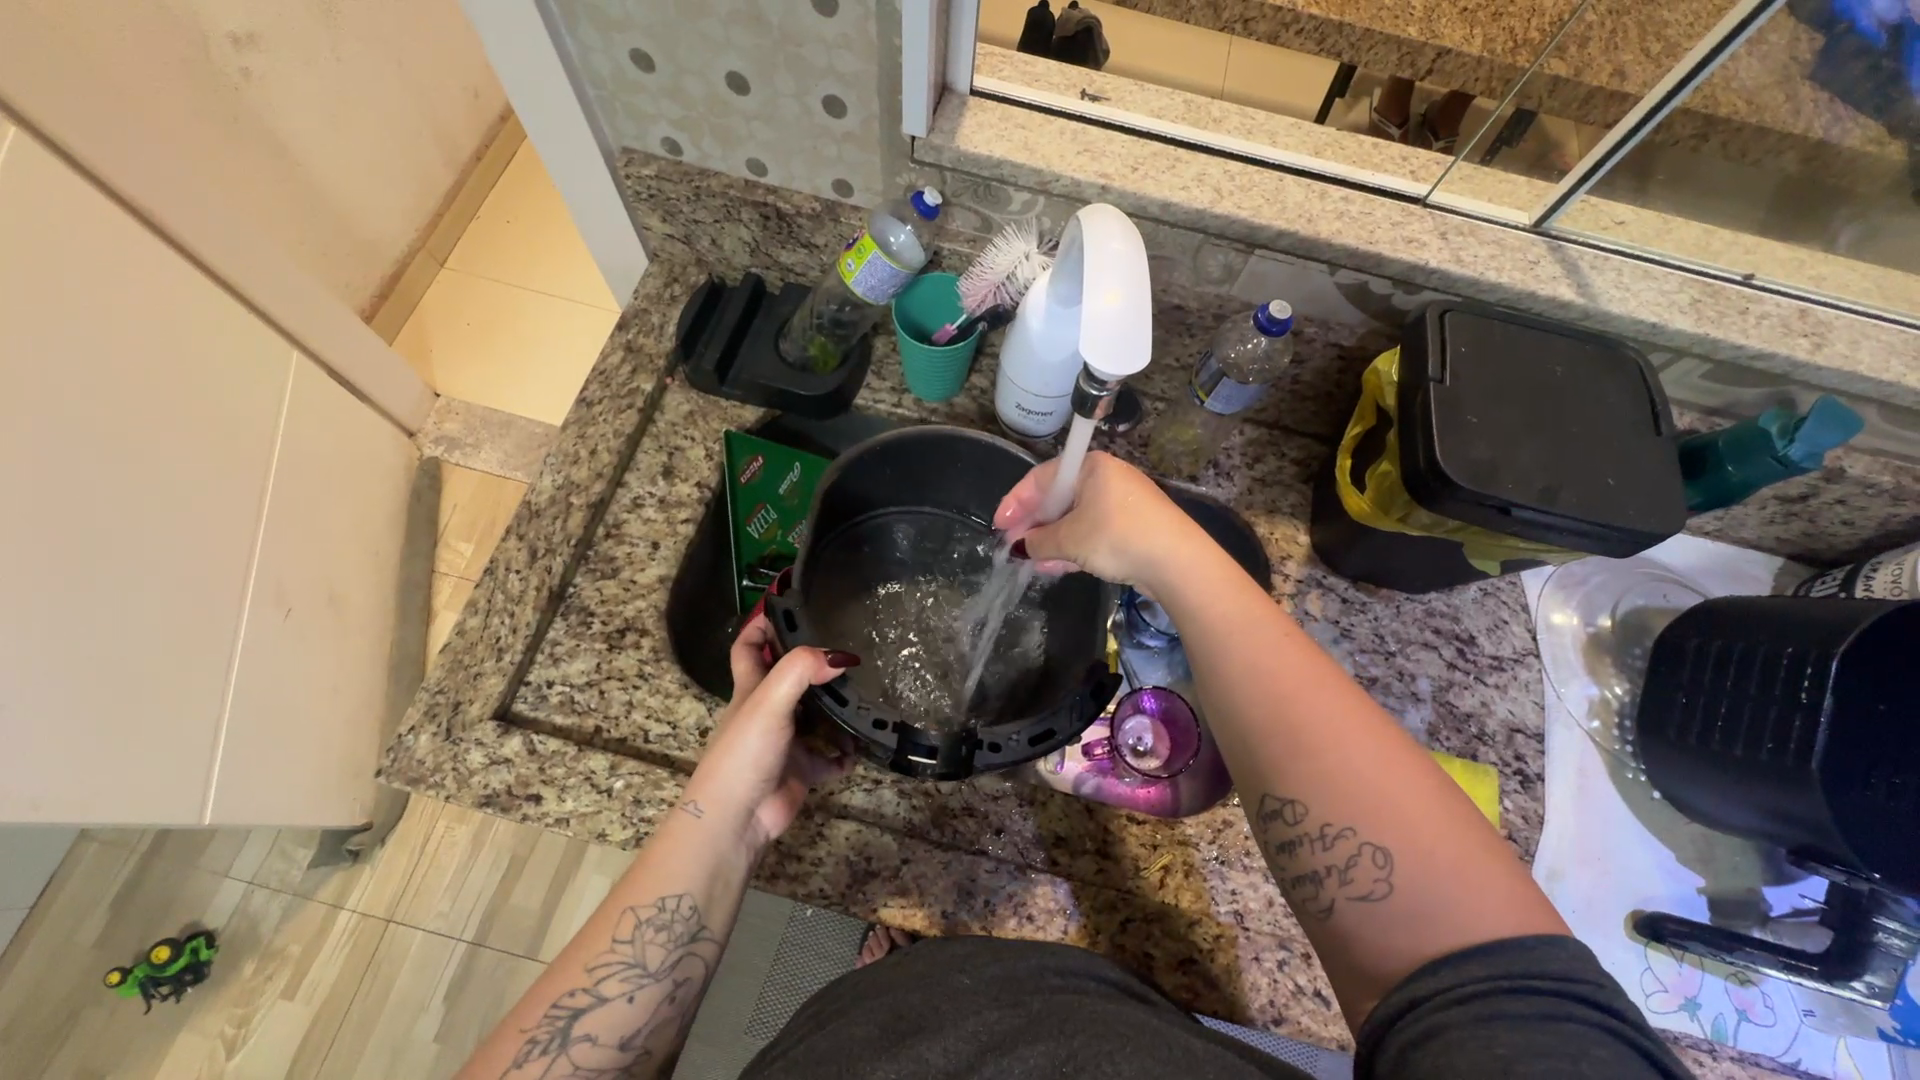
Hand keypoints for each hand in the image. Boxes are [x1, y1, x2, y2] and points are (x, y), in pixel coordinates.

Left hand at [685, 616, 855, 851]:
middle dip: (814, 665)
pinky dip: (846, 753)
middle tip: (848, 649)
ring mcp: (786, 741)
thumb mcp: (768, 700)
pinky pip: (830, 756)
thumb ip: (801, 671)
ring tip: (867, 693)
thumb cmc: (744, 752)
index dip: (763, 624)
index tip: (789, 606)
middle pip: (790, 678)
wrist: (737, 818)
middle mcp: (768, 710)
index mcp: (750, 687)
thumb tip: (840, 657)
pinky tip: (862, 746)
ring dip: (838, 708)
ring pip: (816, 716)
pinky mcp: (802, 769)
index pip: (749, 646)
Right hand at [991, 451, 1205, 588]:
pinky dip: (1071, 547)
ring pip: (1074, 519)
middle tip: (1011, 547)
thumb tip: (1019, 546)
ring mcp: (1119, 504)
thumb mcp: (1070, 539)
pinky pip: (1090, 533)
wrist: (1177, 562)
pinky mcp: (1130, 528)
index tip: (998, 525)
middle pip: (1057, 499)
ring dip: (1050, 540)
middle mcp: (1105, 478)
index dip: (1015, 502)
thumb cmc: (1118, 537)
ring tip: (1029, 562)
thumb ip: (1038, 541)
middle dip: (1033, 525)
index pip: (1041, 479)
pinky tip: (1053, 566)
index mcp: (1090, 466)